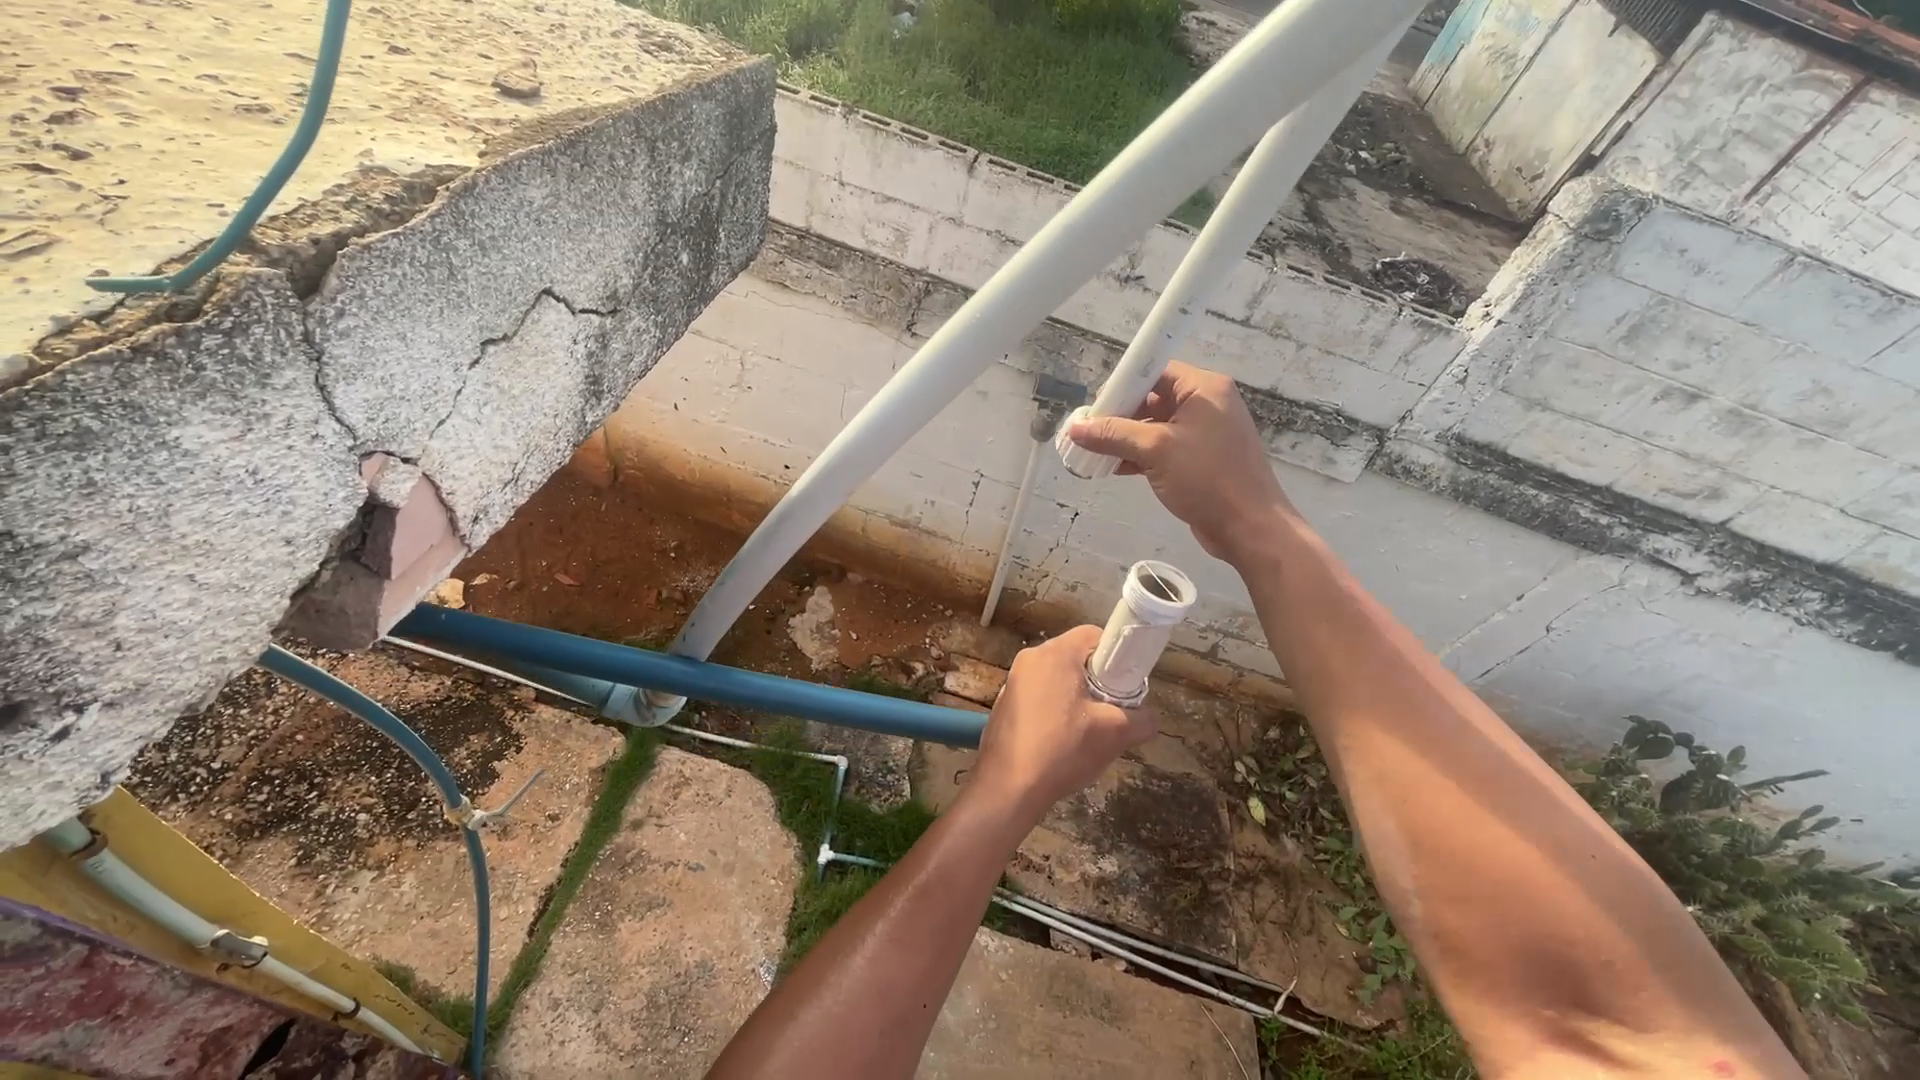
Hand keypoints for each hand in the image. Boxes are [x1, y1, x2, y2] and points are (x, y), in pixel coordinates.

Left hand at [969, 626, 1155, 819]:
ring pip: (1057, 678)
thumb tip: (1148, 717)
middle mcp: (1029, 659)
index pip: (1094, 634)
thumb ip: (1141, 719)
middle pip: (1075, 656)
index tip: (1126, 682)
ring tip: (1088, 730)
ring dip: (1076, 697)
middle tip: (1111, 709)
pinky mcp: (1003, 704)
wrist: (1008, 788)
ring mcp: (1012, 682)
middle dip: (1097, 679)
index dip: (1116, 654)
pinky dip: (1054, 710)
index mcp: (1055, 654)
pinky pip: (1039, 696)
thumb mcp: (1115, 734)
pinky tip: (1061, 742)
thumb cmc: (1063, 750)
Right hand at [1068, 361, 1296, 563]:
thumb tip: (1075, 428)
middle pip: (1154, 399)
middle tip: (1090, 432)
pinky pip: (1165, 448)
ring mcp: (1206, 433)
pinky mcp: (1202, 459)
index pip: (1156, 371)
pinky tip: (1116, 468)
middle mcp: (1207, 404)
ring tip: (1095, 453)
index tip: (1096, 405)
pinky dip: (1142, 456)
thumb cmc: (1206, 478)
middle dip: (1121, 416)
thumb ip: (1113, 435)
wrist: (1249, 526)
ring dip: (1127, 439)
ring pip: (1157, 427)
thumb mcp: (1155, 450)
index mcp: (1204, 389)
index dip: (1124, 385)